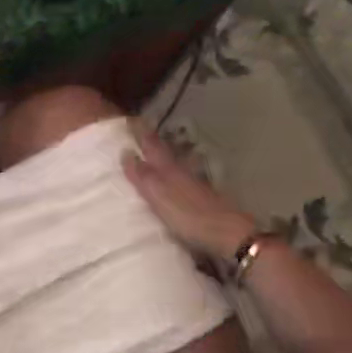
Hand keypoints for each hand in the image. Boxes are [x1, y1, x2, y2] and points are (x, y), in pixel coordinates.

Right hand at [123, 125, 257, 261]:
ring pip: (173, 163)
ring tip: (150, 154)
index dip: (141, 133)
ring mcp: (193, 183)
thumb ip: (143, 175)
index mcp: (168, 168)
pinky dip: (172, 173)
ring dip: (162, 157)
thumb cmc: (188, 215)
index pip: (151, 145)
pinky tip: (171, 179)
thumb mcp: (159, 196)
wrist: (226, 232)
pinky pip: (181, 178)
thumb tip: (126, 152)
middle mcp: (180, 171)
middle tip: (138, 131)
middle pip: (163, 152)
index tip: (130, 120)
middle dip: (151, 142)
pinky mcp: (201, 197)